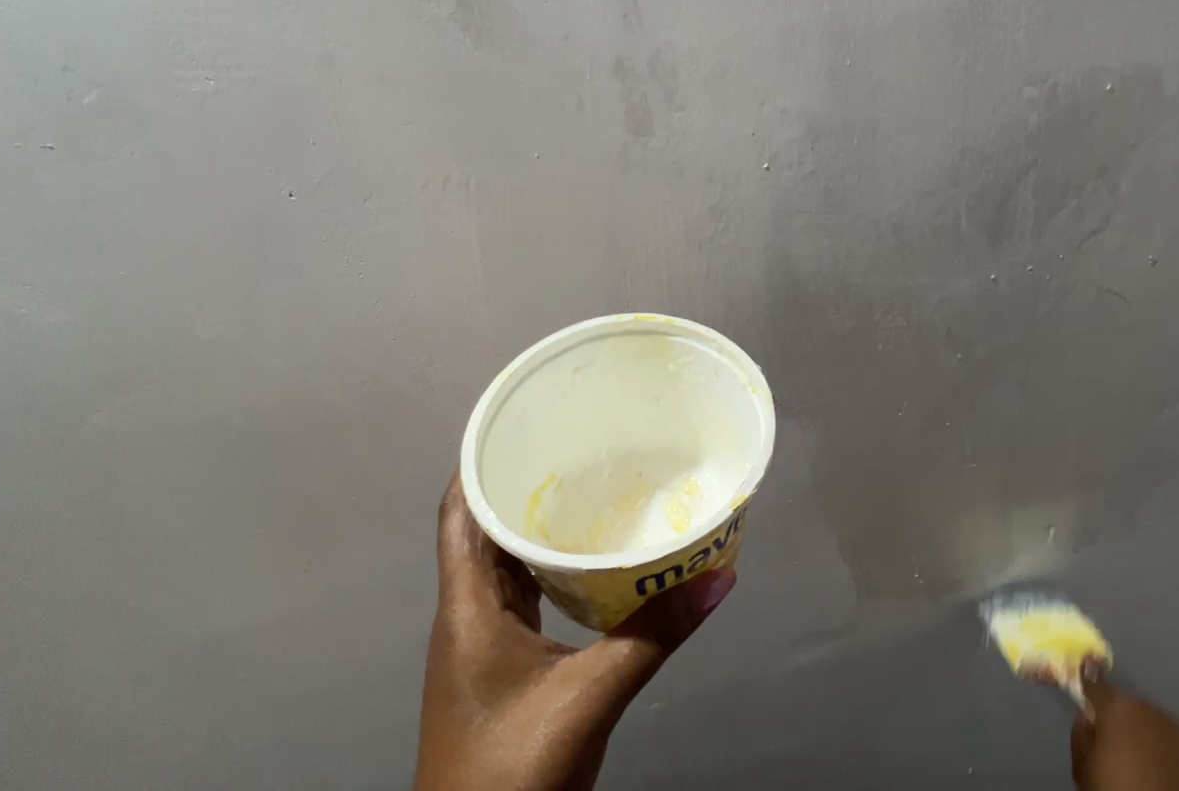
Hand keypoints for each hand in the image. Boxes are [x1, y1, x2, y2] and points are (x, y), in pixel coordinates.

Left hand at [413, 472, 735, 790]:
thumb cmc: (510, 770)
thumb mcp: (589, 699)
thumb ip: (654, 636)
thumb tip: (719, 575)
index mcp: (466, 607)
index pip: (459, 513)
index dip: (480, 461)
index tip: (526, 422)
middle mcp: (465, 614)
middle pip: (481, 529)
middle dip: (519, 483)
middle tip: (576, 445)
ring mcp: (479, 642)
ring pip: (500, 562)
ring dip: (533, 524)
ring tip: (586, 486)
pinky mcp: (501, 664)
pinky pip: (520, 594)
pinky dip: (547, 567)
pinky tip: (587, 561)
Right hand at [1056, 661, 1178, 790]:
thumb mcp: (1087, 773)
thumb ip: (1082, 739)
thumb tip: (1085, 718)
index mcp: (1120, 711)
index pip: (1097, 682)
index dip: (1087, 675)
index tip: (1084, 665)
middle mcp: (1154, 712)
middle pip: (1129, 707)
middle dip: (1122, 720)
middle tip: (1115, 745)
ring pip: (1157, 726)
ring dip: (1149, 737)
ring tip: (1145, 764)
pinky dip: (1172, 755)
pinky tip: (1170, 775)